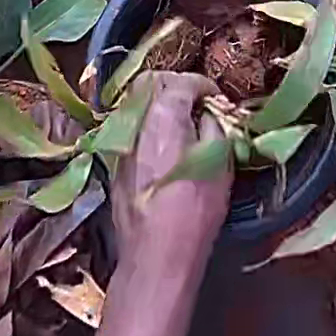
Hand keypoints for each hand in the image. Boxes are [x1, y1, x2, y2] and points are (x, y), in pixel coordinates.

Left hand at [109, 72, 231, 270]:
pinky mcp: (115, 163)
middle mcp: (136, 118)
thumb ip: (214, 124)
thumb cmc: (194, 205)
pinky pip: (131, 128)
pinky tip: (162, 144)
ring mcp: (121, 141)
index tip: (217, 100)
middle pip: (152, 81)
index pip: (184, 80)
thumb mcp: (220, 159)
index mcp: (164, 111)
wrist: (156, 255)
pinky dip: (147, 125)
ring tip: (179, 121)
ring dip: (158, 103)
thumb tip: (208, 112)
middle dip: (176, 85)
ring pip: (136, 103)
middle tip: (197, 102)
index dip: (205, 86)